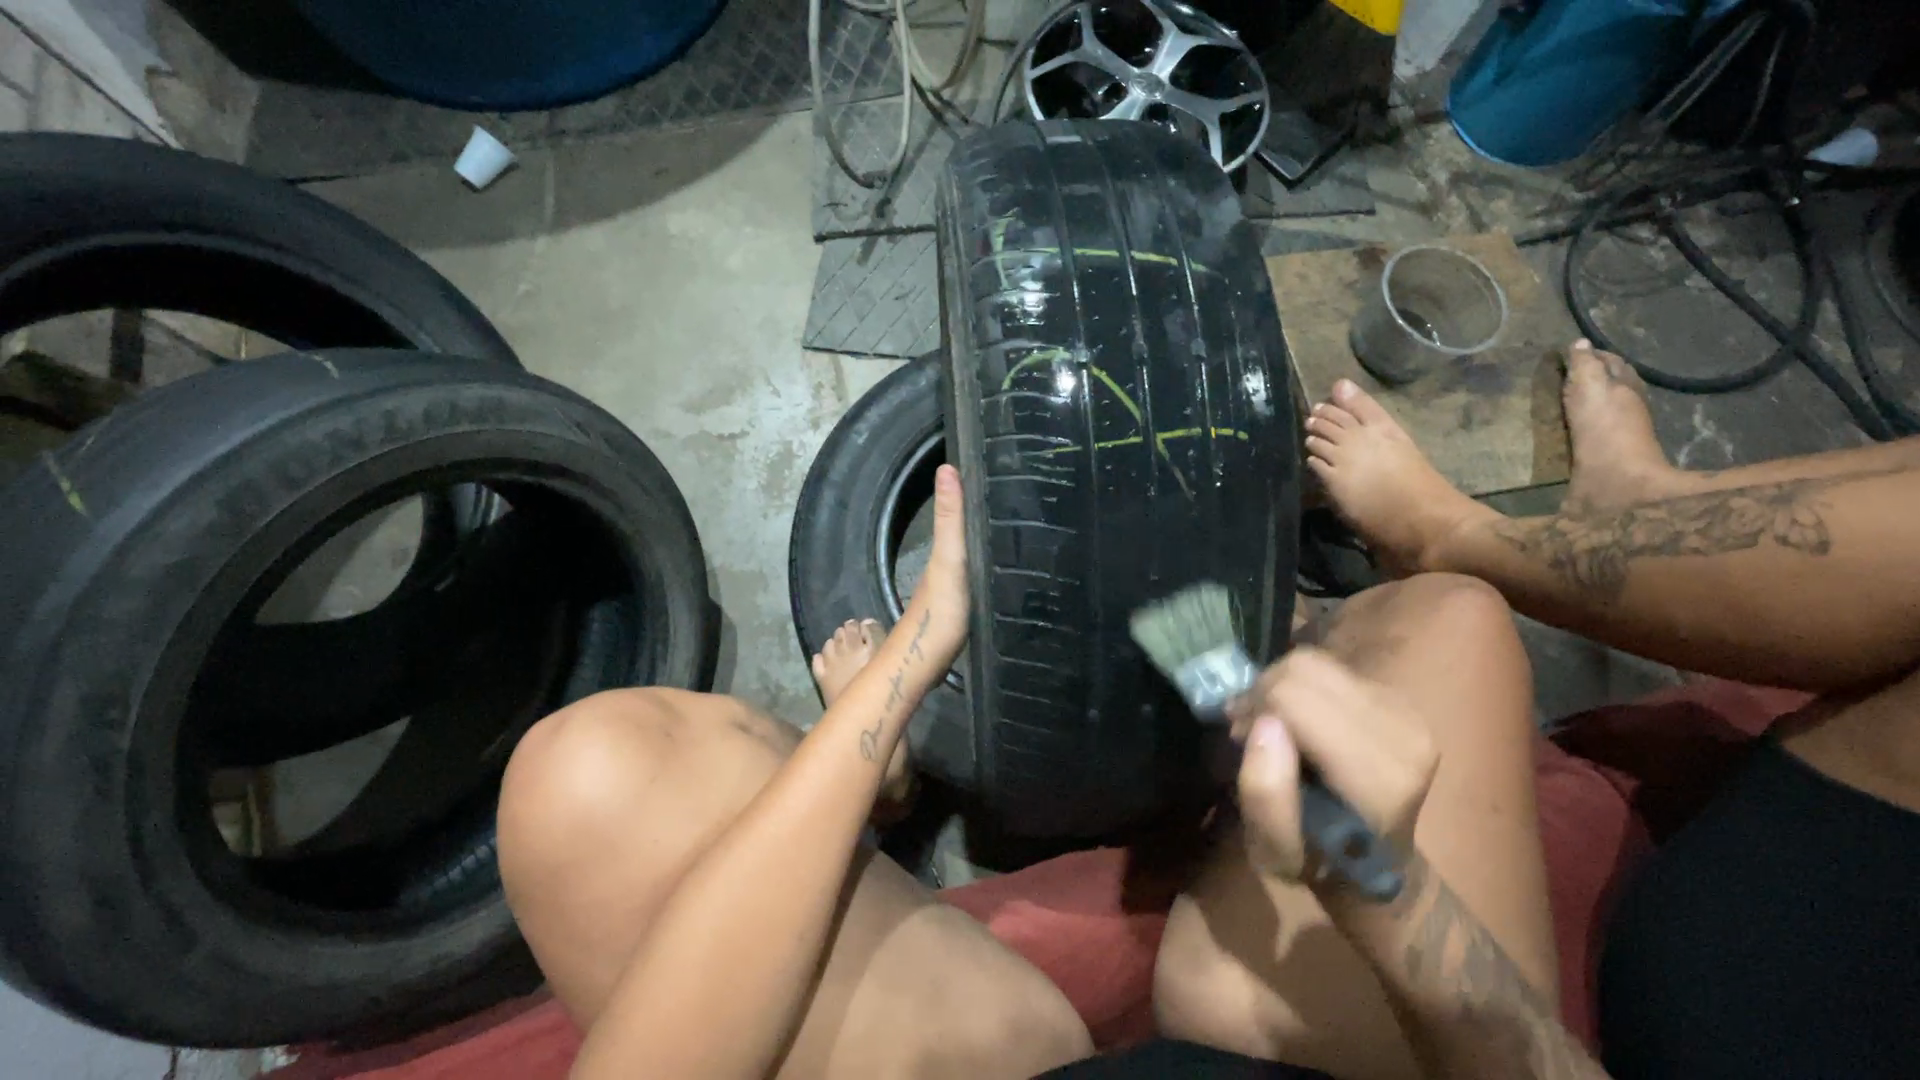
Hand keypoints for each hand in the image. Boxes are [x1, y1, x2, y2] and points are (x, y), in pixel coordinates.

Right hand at [1229, 648, 1437, 884]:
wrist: (1377, 863)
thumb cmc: (1321, 862)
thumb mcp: (1275, 852)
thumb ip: (1265, 796)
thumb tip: (1264, 724)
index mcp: (1378, 777)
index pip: (1295, 699)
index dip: (1254, 709)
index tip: (1239, 737)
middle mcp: (1403, 735)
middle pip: (1305, 670)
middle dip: (1263, 691)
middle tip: (1247, 726)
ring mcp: (1410, 714)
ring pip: (1316, 663)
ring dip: (1281, 687)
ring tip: (1270, 722)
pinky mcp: (1403, 701)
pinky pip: (1333, 670)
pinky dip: (1303, 687)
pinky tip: (1299, 719)